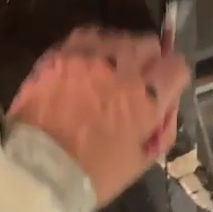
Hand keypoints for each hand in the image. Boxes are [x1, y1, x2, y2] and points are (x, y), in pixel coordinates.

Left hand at [8, 27, 190, 205]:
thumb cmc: (93, 174)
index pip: (177, 67)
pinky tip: (86, 66)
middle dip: (148, 61)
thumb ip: (159, 125)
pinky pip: (86, 37)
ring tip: (107, 73)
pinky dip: (91, 48)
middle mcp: (120, 67)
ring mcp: (88, 55)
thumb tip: (164, 102)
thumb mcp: (141, 158)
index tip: (163, 88)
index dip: (172, 79)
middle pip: (148, 43)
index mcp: (145, 97)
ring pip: (118, 36)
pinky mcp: (60, 52)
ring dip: (118, 52)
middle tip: (135, 81)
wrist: (35, 171)